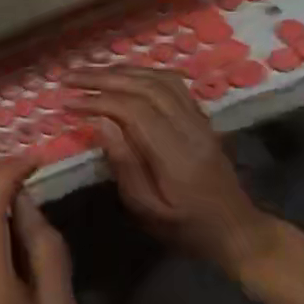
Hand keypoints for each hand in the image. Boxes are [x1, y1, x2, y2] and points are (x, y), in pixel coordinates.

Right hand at [65, 67, 275, 273]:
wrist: (238, 232)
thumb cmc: (184, 226)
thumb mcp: (145, 208)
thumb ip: (123, 164)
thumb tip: (99, 123)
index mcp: (176, 154)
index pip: (134, 111)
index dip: (97, 101)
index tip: (66, 103)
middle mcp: (192, 130)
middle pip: (147, 88)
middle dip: (103, 78)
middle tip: (67, 78)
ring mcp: (201, 123)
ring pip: (162, 80)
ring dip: (121, 71)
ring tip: (88, 73)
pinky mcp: (203, 121)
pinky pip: (174, 86)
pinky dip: (142, 74)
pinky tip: (121, 77)